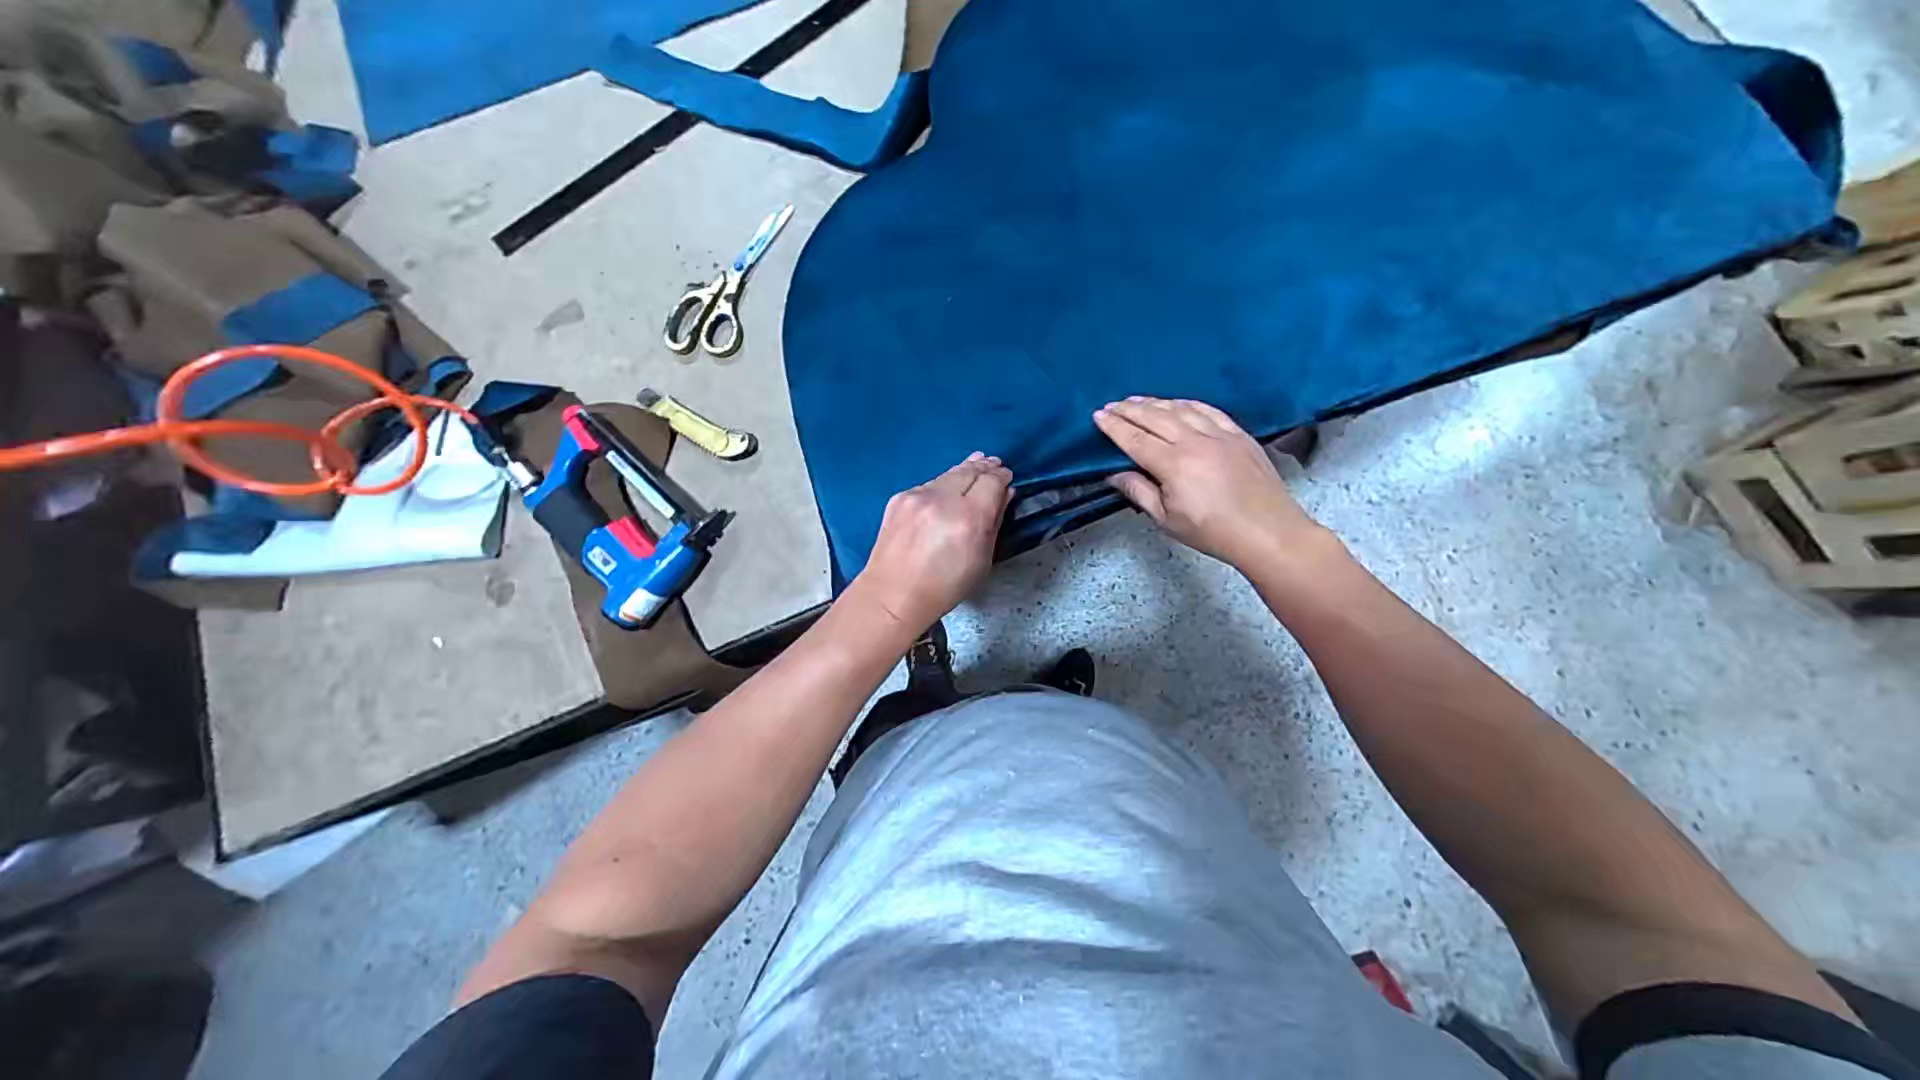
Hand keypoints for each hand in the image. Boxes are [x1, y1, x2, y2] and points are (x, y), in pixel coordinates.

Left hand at [848, 452, 1012, 632]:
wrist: (893, 595)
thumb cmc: (943, 586)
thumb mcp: (982, 560)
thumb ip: (994, 522)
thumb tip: (1003, 495)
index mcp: (968, 518)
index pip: (991, 481)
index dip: (1002, 477)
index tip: (1007, 477)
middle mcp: (941, 500)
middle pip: (970, 471)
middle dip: (985, 467)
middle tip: (995, 464)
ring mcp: (917, 497)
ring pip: (947, 474)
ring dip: (964, 471)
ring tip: (975, 466)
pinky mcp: (899, 498)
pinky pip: (928, 485)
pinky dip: (941, 484)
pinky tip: (947, 488)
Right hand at [1093, 396, 1326, 570]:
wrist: (1267, 532)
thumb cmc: (1214, 532)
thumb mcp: (1166, 520)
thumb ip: (1139, 492)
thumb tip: (1115, 474)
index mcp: (1174, 465)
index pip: (1135, 439)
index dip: (1114, 426)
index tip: (1099, 416)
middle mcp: (1195, 442)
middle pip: (1155, 417)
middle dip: (1130, 409)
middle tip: (1112, 405)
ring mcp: (1220, 435)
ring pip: (1181, 409)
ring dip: (1156, 402)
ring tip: (1138, 401)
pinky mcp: (1239, 435)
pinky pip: (1209, 410)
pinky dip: (1188, 403)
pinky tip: (1178, 403)